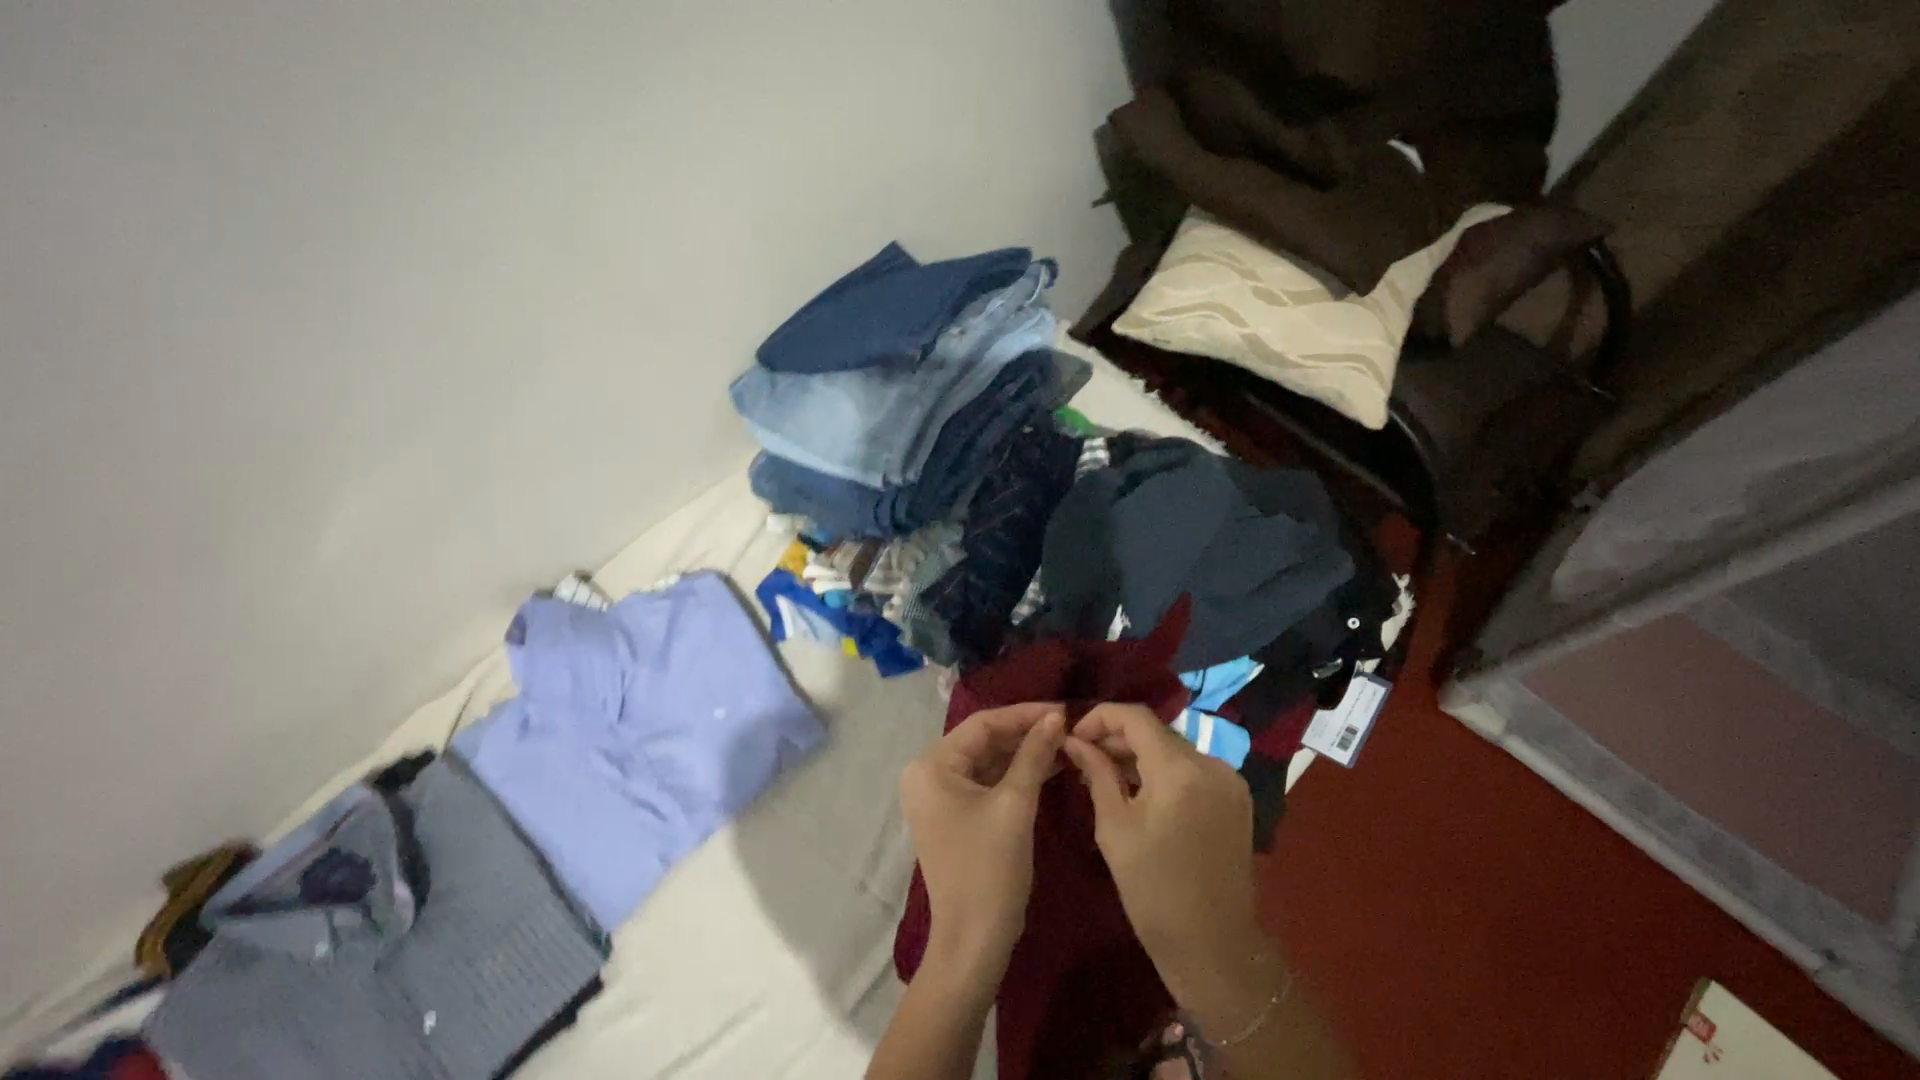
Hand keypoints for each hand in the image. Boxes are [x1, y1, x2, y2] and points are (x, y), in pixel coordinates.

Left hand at [899, 702, 1065, 973]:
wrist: (973, 939)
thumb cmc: (990, 868)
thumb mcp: (1015, 805)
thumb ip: (1034, 755)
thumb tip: (1056, 716)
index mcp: (931, 765)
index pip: (982, 724)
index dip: (1025, 714)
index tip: (1065, 709)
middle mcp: (926, 773)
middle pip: (983, 740)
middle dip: (1026, 733)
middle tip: (1069, 727)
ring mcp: (937, 796)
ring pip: (986, 760)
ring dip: (1024, 753)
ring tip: (1066, 743)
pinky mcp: (952, 814)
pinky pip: (985, 782)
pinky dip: (1015, 775)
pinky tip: (1050, 766)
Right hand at [1060, 703, 1259, 967]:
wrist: (1211, 945)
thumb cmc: (1152, 891)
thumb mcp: (1114, 828)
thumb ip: (1097, 774)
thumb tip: (1075, 741)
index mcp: (1180, 770)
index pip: (1135, 717)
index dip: (1100, 717)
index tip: (1073, 736)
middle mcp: (1212, 764)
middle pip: (1157, 732)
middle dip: (1117, 738)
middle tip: (1083, 758)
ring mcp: (1230, 781)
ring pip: (1175, 750)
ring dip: (1140, 755)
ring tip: (1106, 776)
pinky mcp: (1237, 799)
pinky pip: (1193, 770)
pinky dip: (1164, 772)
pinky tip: (1141, 793)